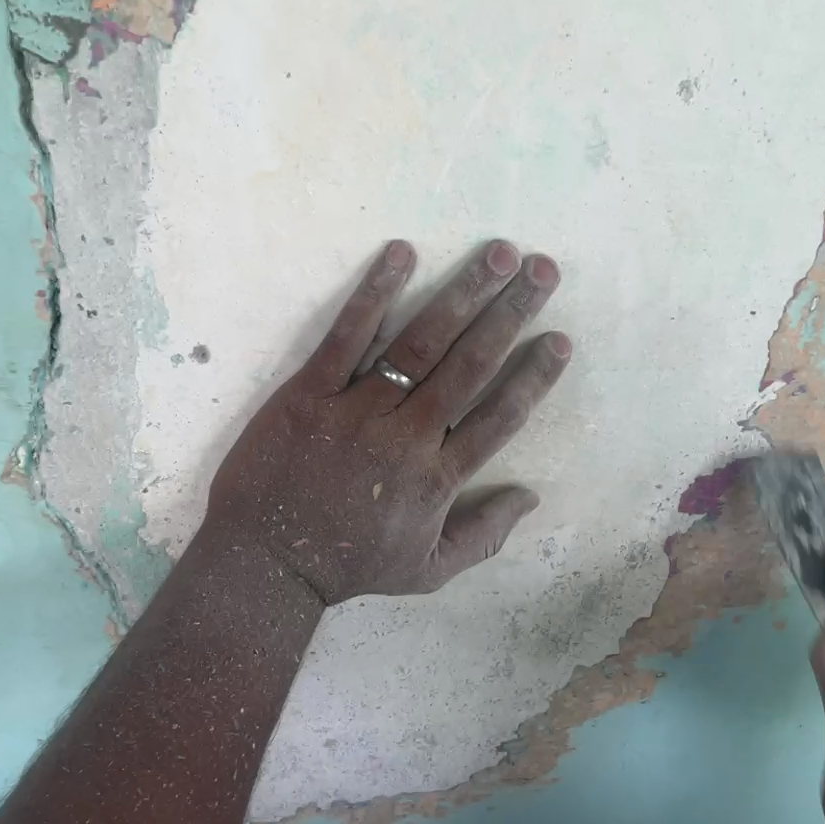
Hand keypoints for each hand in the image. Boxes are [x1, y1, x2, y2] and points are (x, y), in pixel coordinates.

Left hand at [200, 239, 569, 605]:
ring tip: (498, 253)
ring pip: (420, 342)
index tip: (560, 339)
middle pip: (471, 365)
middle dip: (511, 314)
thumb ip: (483, 536)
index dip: (535, 376)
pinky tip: (402, 252)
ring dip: (463, 293)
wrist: (264, 562)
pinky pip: (346, 335)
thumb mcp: (427, 571)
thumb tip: (532, 498)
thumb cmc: (348, 564)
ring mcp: (357, 410)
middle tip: (543, 270)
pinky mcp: (310, 392)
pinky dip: (375, 293)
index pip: (500, 416)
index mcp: (438, 478)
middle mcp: (407, 437)